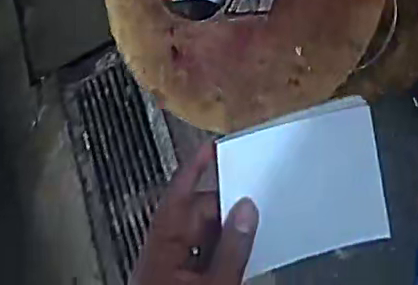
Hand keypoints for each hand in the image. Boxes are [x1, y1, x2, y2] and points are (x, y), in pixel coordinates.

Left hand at [132, 143, 258, 284]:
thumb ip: (233, 247)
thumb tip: (248, 203)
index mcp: (159, 253)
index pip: (176, 200)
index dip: (193, 170)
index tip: (214, 145)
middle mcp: (160, 261)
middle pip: (193, 217)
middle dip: (223, 204)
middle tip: (258, 193)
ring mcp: (168, 278)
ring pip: (200, 240)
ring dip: (226, 230)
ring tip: (257, 222)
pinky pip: (201, 261)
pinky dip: (222, 252)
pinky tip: (245, 252)